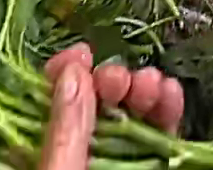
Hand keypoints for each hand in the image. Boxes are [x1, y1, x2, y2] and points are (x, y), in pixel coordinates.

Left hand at [39, 43, 186, 169]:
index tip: (82, 53)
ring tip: (152, 84)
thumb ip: (64, 134)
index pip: (47, 102)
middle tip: (119, 78)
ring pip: (129, 114)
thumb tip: (74, 72)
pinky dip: (166, 111)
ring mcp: (112, 162)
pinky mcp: (146, 167)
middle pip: (95, 102)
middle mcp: (79, 154)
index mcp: (42, 155)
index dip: (65, 71)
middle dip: (111, 79)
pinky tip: (171, 94)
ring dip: (143, 88)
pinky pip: (158, 135)